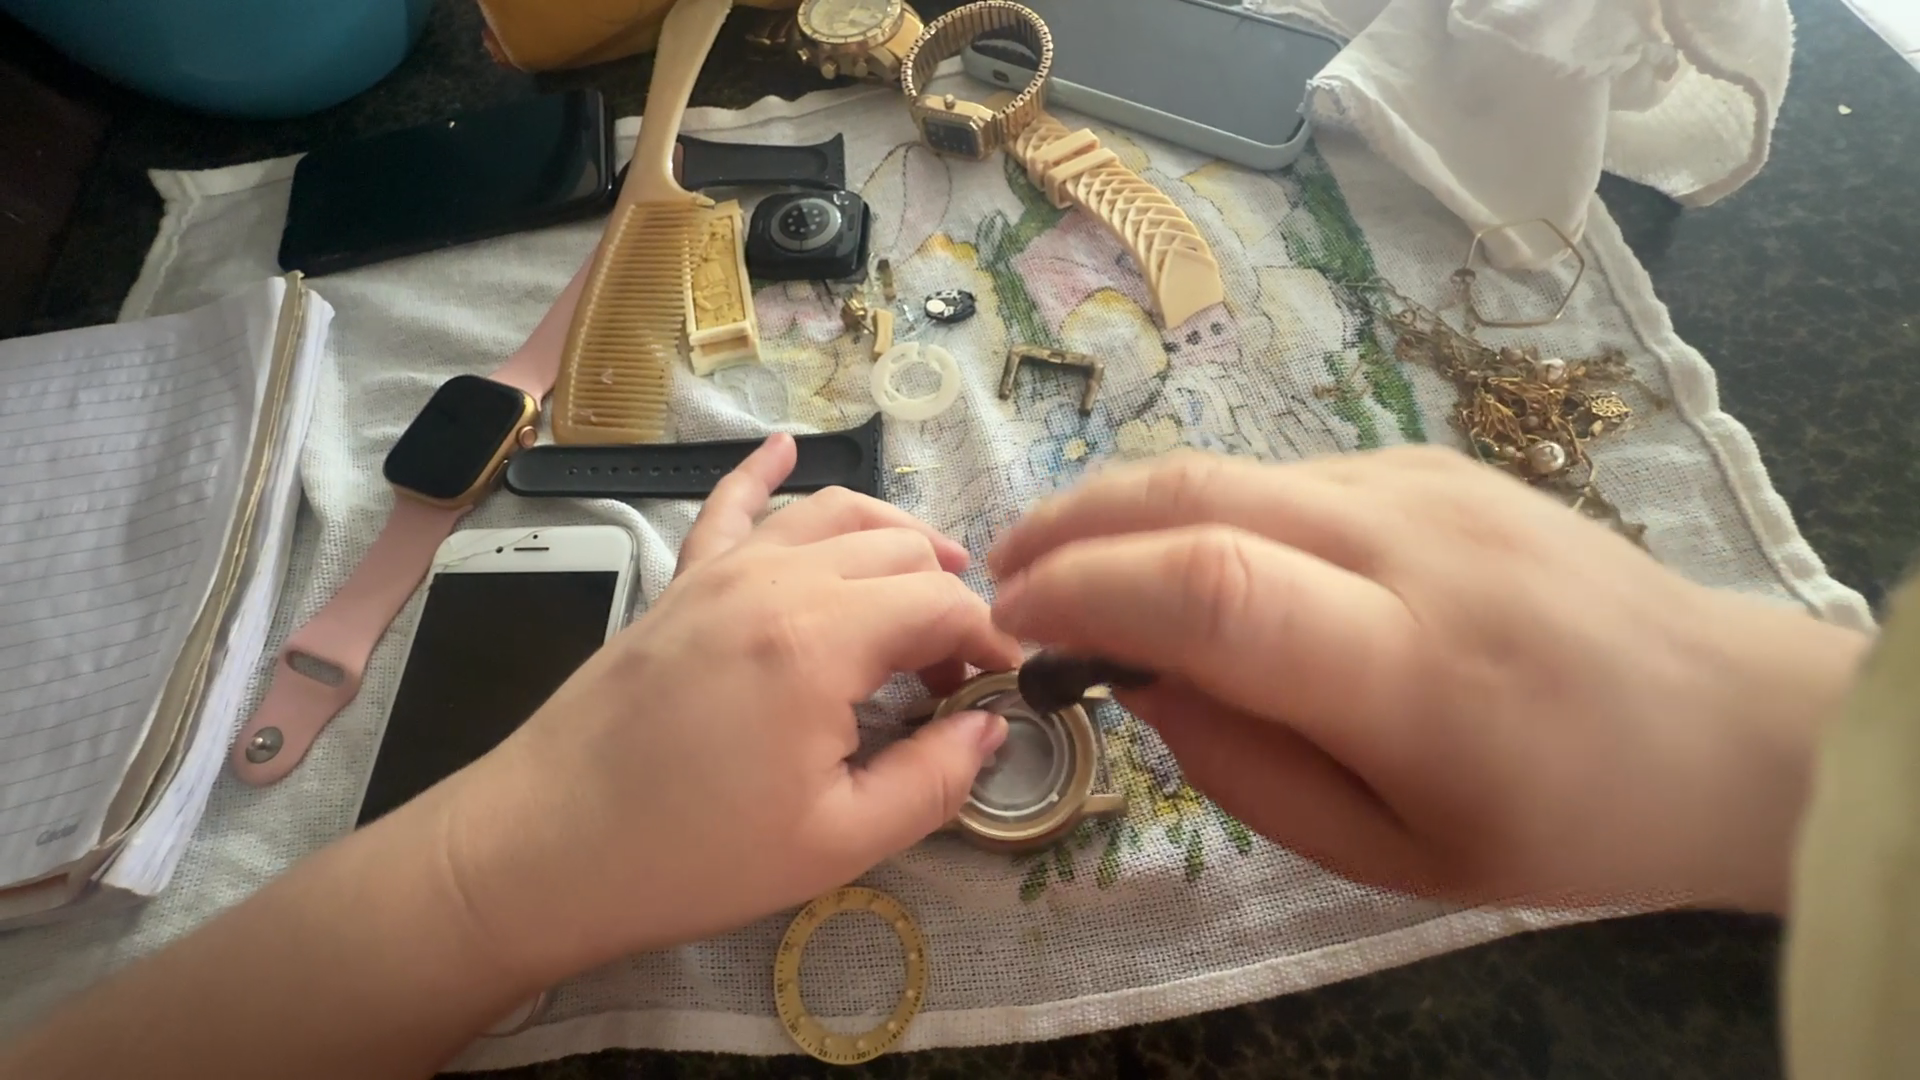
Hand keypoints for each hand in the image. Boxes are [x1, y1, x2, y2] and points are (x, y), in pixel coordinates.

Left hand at [439, 435, 1019, 983]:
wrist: (538, 850)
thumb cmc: (691, 855)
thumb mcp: (837, 842)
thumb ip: (934, 780)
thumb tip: (989, 726)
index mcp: (820, 639)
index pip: (942, 605)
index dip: (990, 638)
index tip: (1005, 681)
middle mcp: (778, 578)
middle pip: (900, 553)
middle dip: (950, 600)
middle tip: (954, 669)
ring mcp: (724, 568)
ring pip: (836, 513)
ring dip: (897, 535)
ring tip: (931, 571)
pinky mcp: (683, 578)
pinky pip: (731, 504)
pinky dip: (764, 471)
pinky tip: (783, 445)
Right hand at [988, 446, 1868, 912]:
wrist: (1721, 717)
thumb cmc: (1549, 819)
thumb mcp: (1374, 849)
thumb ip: (1233, 761)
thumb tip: (1133, 669)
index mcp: (1409, 669)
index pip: (1211, 591)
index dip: (1087, 591)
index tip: (1015, 620)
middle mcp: (1406, 543)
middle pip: (1194, 496)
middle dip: (1070, 524)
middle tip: (1003, 566)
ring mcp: (1411, 481)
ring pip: (1217, 470)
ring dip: (1112, 507)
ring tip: (1058, 553)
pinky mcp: (1412, 458)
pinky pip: (1265, 479)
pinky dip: (1183, 510)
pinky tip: (1171, 553)